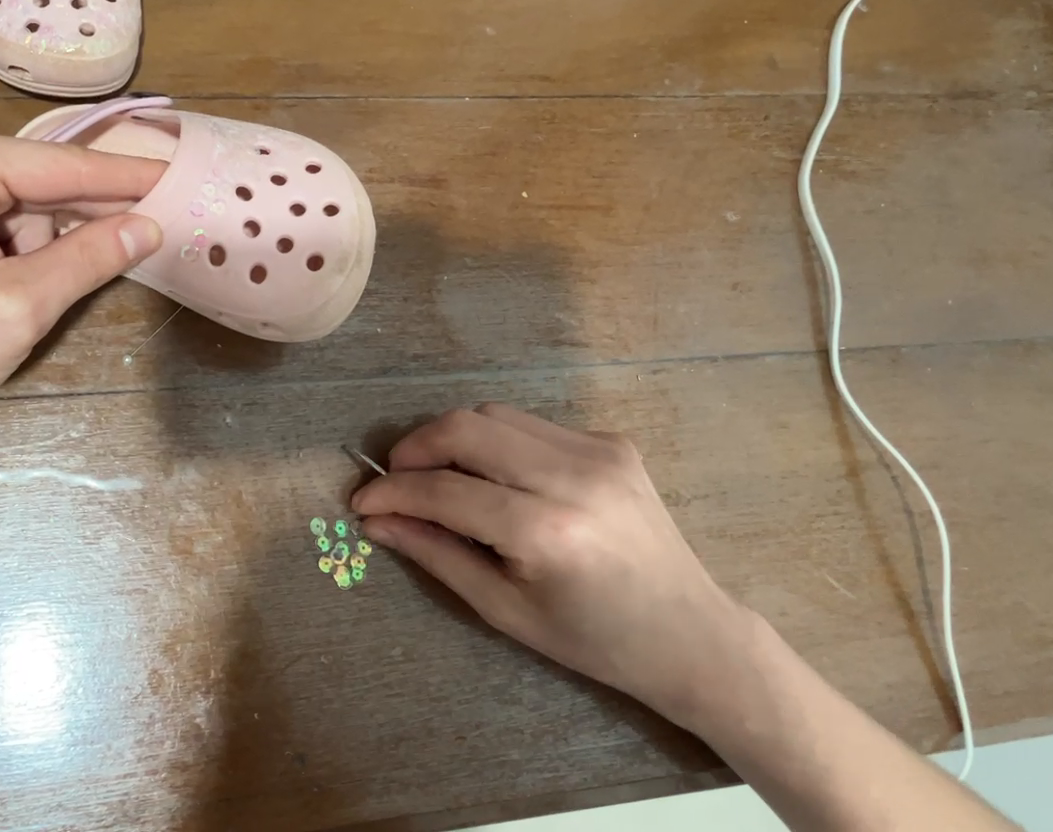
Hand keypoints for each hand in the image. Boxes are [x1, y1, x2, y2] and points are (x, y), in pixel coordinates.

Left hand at [0, 119, 162, 493]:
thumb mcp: (18, 307)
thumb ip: (89, 258)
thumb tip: (150, 224)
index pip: (60, 165)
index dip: (127, 176)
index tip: (179, 173)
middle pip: (38, 185)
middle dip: (73, 228)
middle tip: (125, 250)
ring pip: (19, 207)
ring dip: (36, 253)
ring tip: (5, 302)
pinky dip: (13, 254)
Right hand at [352, 404, 755, 728]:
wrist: (690, 633)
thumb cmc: (591, 638)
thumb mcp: (502, 608)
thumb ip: (434, 554)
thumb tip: (375, 519)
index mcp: (546, 531)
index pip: (444, 490)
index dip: (393, 491)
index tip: (362, 500)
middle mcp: (572, 476)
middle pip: (463, 428)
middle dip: (414, 449)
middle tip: (395, 479)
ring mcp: (596, 451)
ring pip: (491, 414)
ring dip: (450, 439)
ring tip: (437, 475)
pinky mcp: (610, 440)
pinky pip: (527, 424)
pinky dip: (493, 442)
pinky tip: (494, 477)